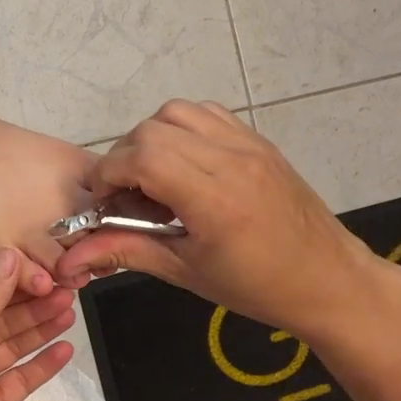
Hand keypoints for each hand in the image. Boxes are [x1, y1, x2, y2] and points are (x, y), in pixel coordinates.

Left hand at [0, 248, 76, 400]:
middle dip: (31, 306)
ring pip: (11, 347)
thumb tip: (8, 253)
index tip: (44, 272)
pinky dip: (41, 365)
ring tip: (72, 311)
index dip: (10, 284)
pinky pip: (19, 379)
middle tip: (68, 290)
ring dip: (39, 330)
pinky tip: (65, 350)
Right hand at [54, 101, 400, 341]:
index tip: (103, 201)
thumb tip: (70, 257)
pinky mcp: (259, 141)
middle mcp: (232, 160)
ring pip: (177, 113)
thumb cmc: (256, 287)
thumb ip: (125, 251)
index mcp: (215, 199)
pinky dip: (181, 130)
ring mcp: (249, 145)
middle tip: (125, 194)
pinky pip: (207, 114)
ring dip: (150, 138)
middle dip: (123, 157)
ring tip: (152, 176)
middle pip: (153, 130)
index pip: (143, 157)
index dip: (109, 173)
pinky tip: (182, 164)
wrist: (330, 280)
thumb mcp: (184, 272)